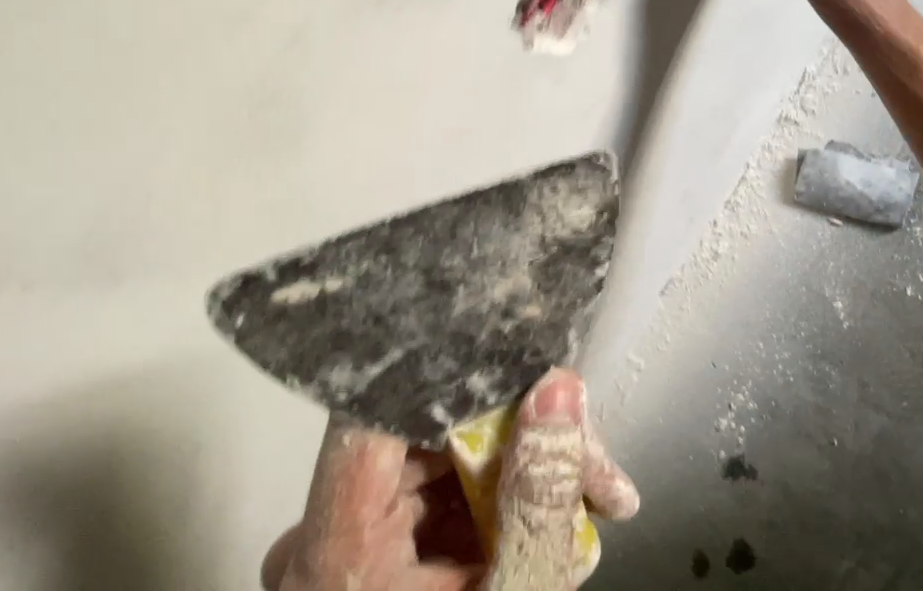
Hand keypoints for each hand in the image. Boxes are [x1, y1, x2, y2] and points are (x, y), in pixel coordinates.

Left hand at [262, 369, 638, 590]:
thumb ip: (539, 492)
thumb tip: (559, 387)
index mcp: (332, 547)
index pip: (382, 406)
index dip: (456, 371)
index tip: (537, 365)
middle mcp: (320, 536)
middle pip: (430, 436)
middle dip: (526, 440)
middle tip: (601, 471)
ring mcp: (344, 547)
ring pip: (445, 463)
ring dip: (526, 472)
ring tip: (595, 499)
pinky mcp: (371, 557)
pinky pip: (443, 498)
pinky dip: (502, 502)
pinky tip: (553, 520)